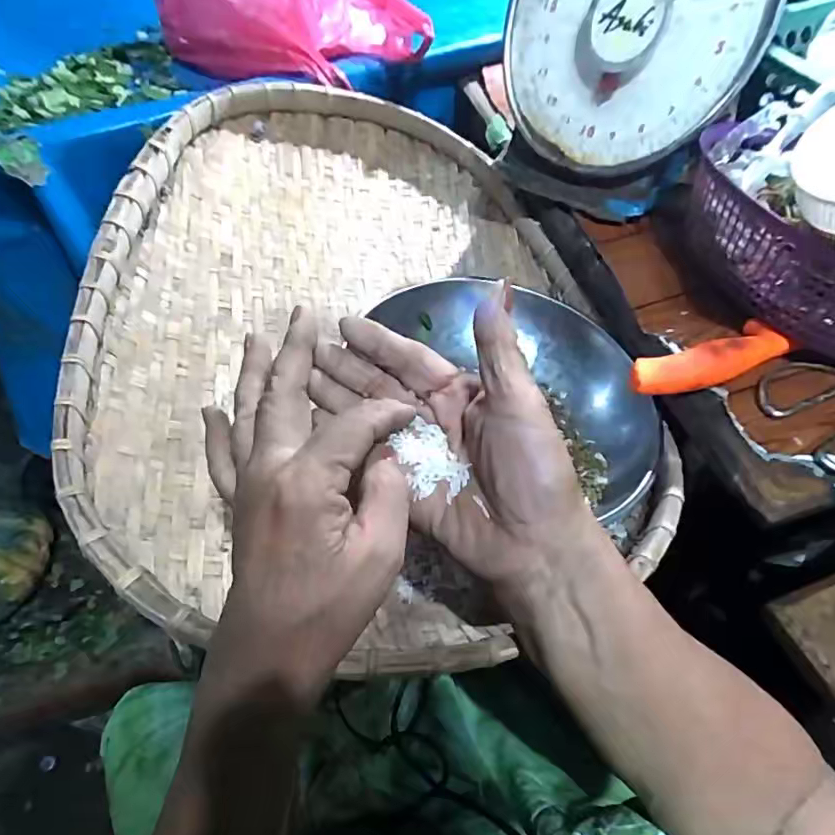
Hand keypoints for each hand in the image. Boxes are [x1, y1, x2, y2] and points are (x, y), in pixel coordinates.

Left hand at [202, 308, 417, 694]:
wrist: (271, 646)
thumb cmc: (330, 606)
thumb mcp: (380, 552)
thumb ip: (387, 491)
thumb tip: (384, 454)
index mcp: (308, 477)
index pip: (353, 424)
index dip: (386, 413)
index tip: (411, 412)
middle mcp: (268, 466)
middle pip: (283, 397)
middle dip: (297, 353)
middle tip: (304, 314)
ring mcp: (246, 483)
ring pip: (247, 415)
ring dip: (255, 375)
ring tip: (257, 338)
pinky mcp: (236, 503)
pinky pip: (221, 457)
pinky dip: (217, 431)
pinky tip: (212, 410)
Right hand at [308, 280, 601, 599]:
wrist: (532, 541)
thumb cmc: (534, 469)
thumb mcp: (521, 406)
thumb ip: (499, 354)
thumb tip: (491, 292)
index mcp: (459, 395)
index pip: (409, 360)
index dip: (377, 343)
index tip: (344, 325)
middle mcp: (429, 419)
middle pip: (379, 386)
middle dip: (344, 367)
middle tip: (308, 349)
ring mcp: (411, 454)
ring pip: (365, 419)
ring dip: (334, 398)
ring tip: (299, 379)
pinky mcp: (399, 487)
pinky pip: (365, 459)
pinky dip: (339, 443)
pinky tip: (312, 426)